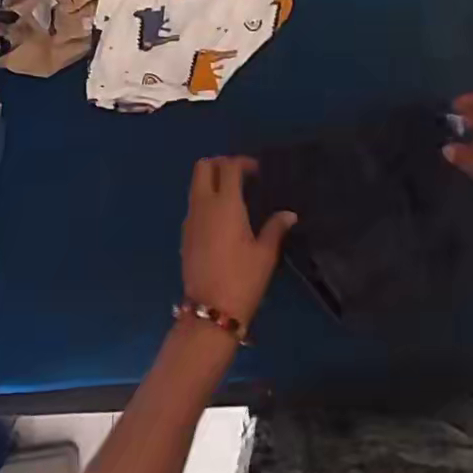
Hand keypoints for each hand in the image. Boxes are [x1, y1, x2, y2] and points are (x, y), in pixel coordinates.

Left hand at [181, 157, 295, 325]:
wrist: (210, 310)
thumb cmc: (243, 278)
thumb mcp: (265, 254)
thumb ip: (275, 228)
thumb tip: (288, 214)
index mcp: (225, 204)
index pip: (229, 167)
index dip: (243, 162)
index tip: (258, 171)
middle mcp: (203, 205)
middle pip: (203, 167)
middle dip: (221, 163)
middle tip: (241, 175)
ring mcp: (190, 219)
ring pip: (195, 185)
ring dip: (212, 181)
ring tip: (235, 196)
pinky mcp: (184, 234)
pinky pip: (193, 204)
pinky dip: (206, 199)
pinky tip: (224, 219)